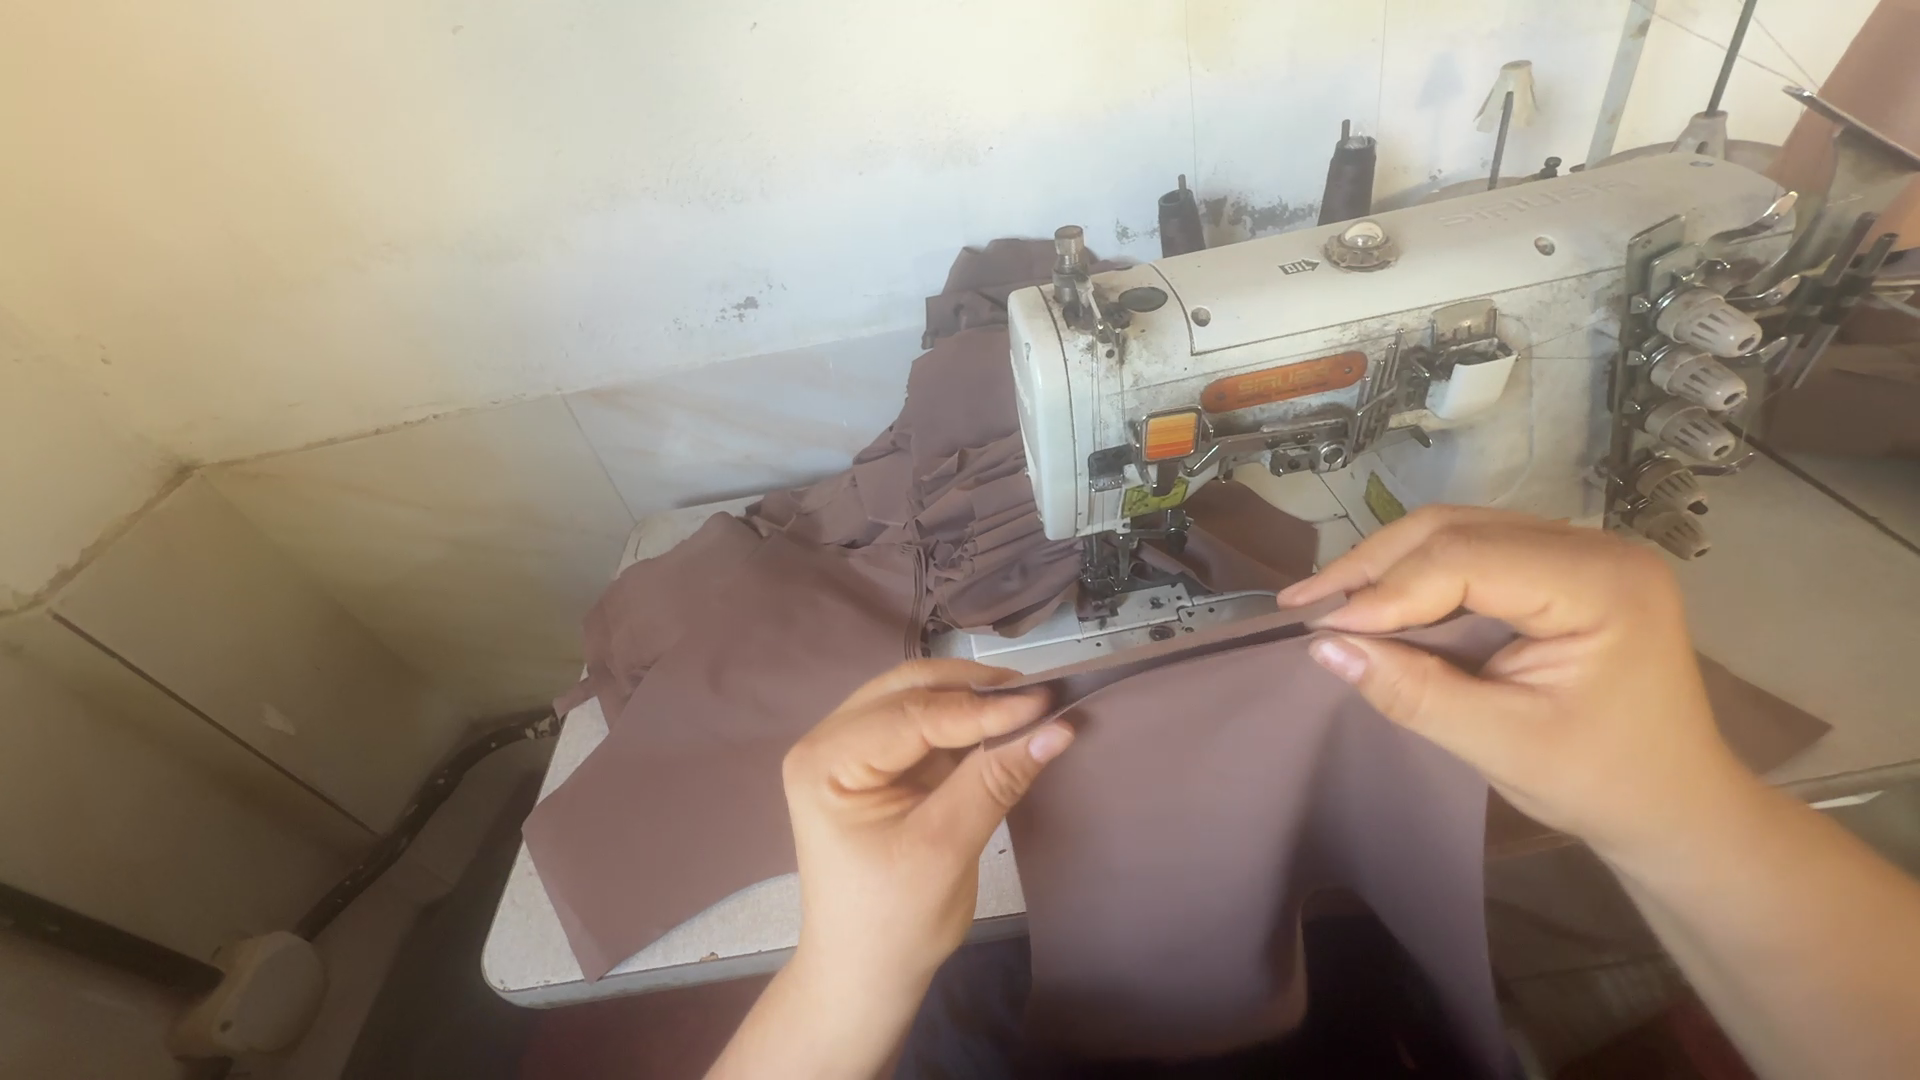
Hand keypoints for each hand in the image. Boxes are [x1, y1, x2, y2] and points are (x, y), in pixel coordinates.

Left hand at [780, 659, 1073, 993]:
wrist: (865, 974)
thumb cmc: (893, 922)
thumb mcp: (946, 849)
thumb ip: (995, 780)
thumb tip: (1056, 728)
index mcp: (825, 762)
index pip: (912, 715)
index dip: (981, 706)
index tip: (1045, 702)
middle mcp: (830, 741)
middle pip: (909, 690)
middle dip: (974, 689)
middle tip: (1037, 695)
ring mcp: (852, 748)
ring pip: (919, 698)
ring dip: (972, 698)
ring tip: (1028, 704)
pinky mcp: (878, 761)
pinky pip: (926, 724)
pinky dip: (966, 721)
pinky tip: (1004, 723)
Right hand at [1277, 506, 1755, 856]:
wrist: (1673, 803)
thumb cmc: (1601, 781)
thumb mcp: (1502, 745)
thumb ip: (1413, 692)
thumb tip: (1323, 646)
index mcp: (1601, 584)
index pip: (1464, 559)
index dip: (1385, 592)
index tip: (1322, 630)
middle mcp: (1590, 546)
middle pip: (1450, 529)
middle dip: (1369, 567)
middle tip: (1304, 604)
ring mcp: (1571, 550)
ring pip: (1447, 530)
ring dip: (1379, 565)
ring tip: (1324, 600)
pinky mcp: (1550, 565)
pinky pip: (1459, 549)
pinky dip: (1405, 573)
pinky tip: (1369, 599)